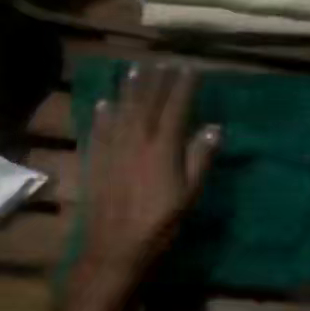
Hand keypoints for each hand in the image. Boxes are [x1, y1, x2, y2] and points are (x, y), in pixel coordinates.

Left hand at [79, 63, 220, 296]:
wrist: (114, 248)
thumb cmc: (161, 222)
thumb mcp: (190, 193)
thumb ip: (200, 158)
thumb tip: (212, 128)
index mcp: (162, 148)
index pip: (174, 109)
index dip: (182, 88)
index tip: (189, 68)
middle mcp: (135, 142)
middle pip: (146, 104)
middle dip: (155, 81)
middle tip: (161, 62)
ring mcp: (112, 151)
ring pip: (121, 112)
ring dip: (129, 90)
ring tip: (134, 70)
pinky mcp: (96, 163)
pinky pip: (99, 131)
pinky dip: (102, 115)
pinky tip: (104, 103)